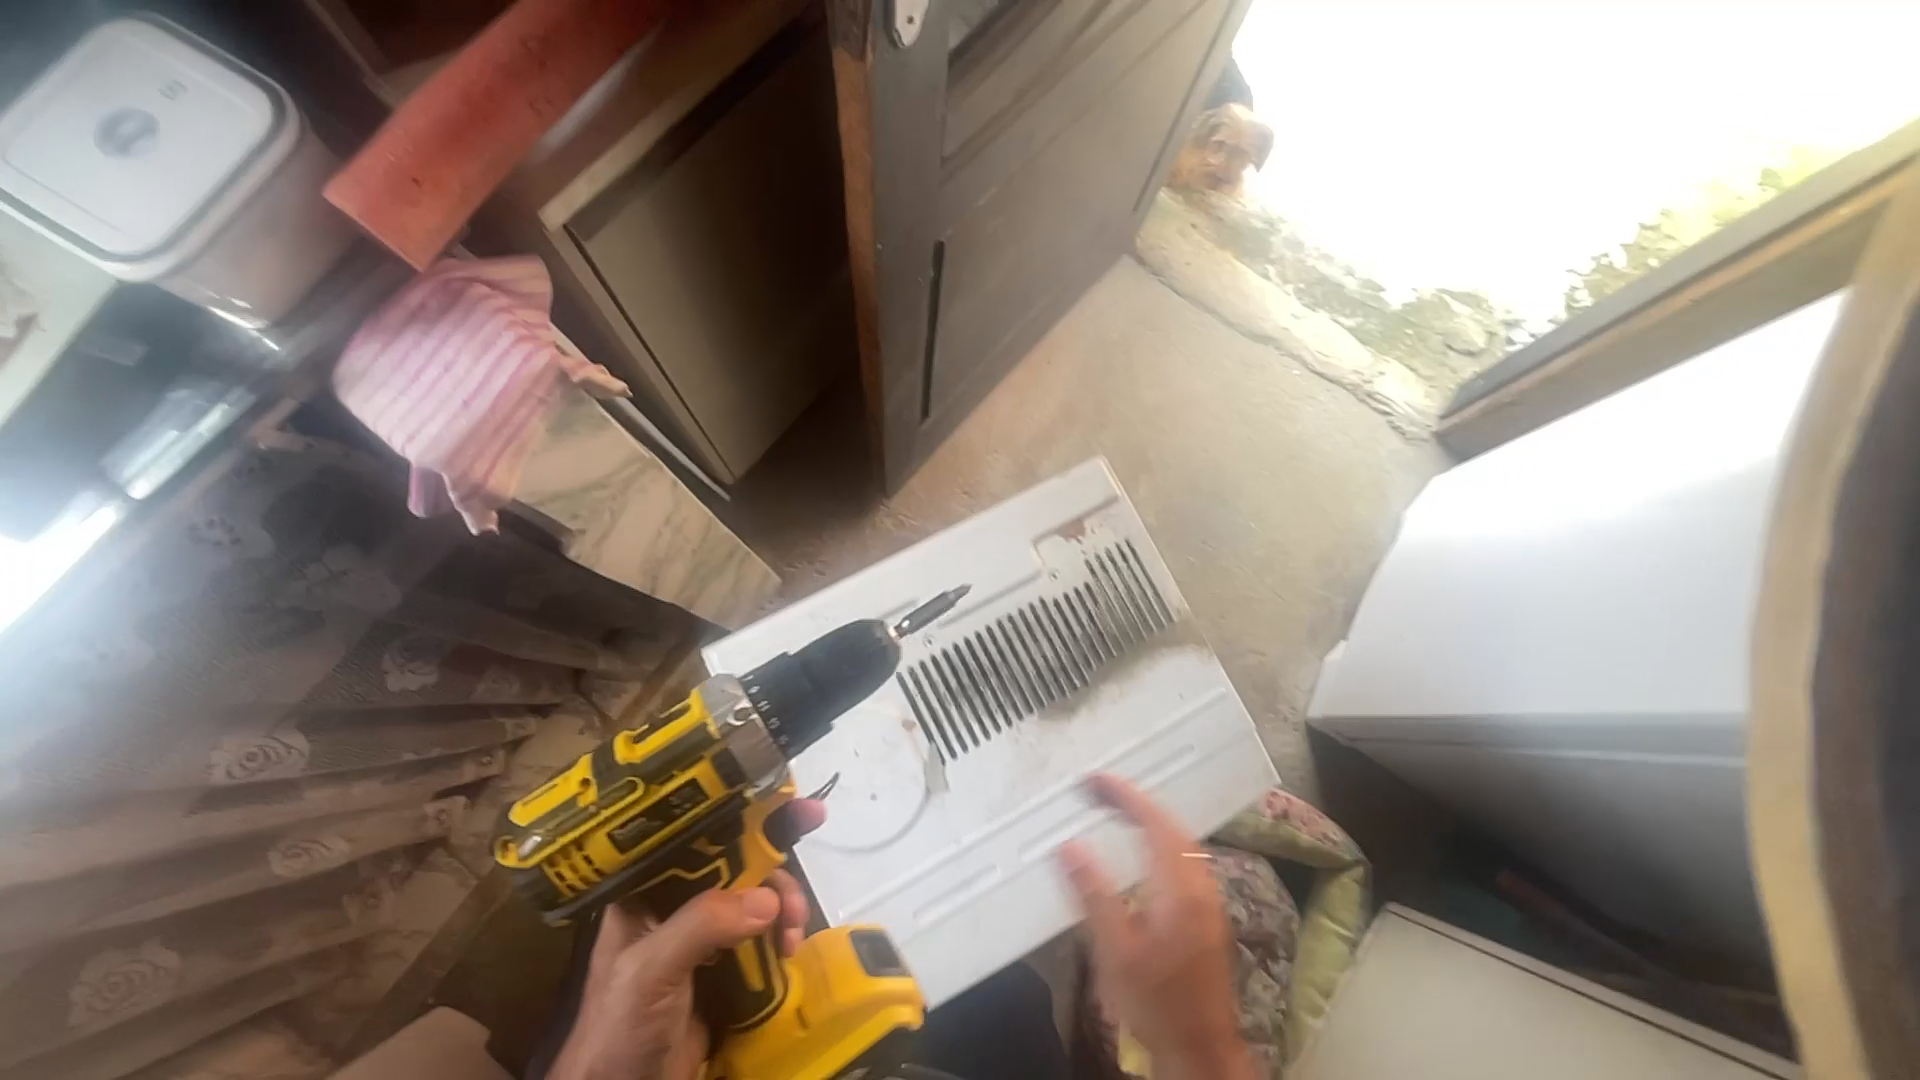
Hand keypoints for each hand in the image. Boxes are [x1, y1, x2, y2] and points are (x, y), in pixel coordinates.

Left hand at [548, 800, 825, 1079]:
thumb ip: (702, 926)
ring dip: (783, 908)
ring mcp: (704, 937)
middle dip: (774, 874)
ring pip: (757, 898)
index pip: (700, 838)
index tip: (794, 808)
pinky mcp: (726, 968)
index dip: (745, 818)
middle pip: (739, 865)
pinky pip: (764, 935)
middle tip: (794, 906)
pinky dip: (782, 936)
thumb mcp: (650, 969)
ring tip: (791, 938)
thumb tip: (767, 899)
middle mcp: (677, 905)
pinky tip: (787, 952)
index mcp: (648, 891)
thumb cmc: (617, 1028)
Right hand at [1057, 775, 1255, 1079]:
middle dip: (1137, 802)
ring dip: (1150, 820)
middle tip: (1100, 790)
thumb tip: (1070, 847)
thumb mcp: (1115, 951)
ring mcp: (1208, 902)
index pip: (1154, 825)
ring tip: (1116, 811)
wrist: (1199, 1049)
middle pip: (1173, 827)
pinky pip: (1183, 860)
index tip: (1096, 781)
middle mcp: (1201, 887)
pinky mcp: (1206, 916)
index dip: (1125, 796)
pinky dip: (1159, 842)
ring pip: (1182, 843)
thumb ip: (1094, 894)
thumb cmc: (1155, 1003)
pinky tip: (1140, 851)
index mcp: (1180, 890)